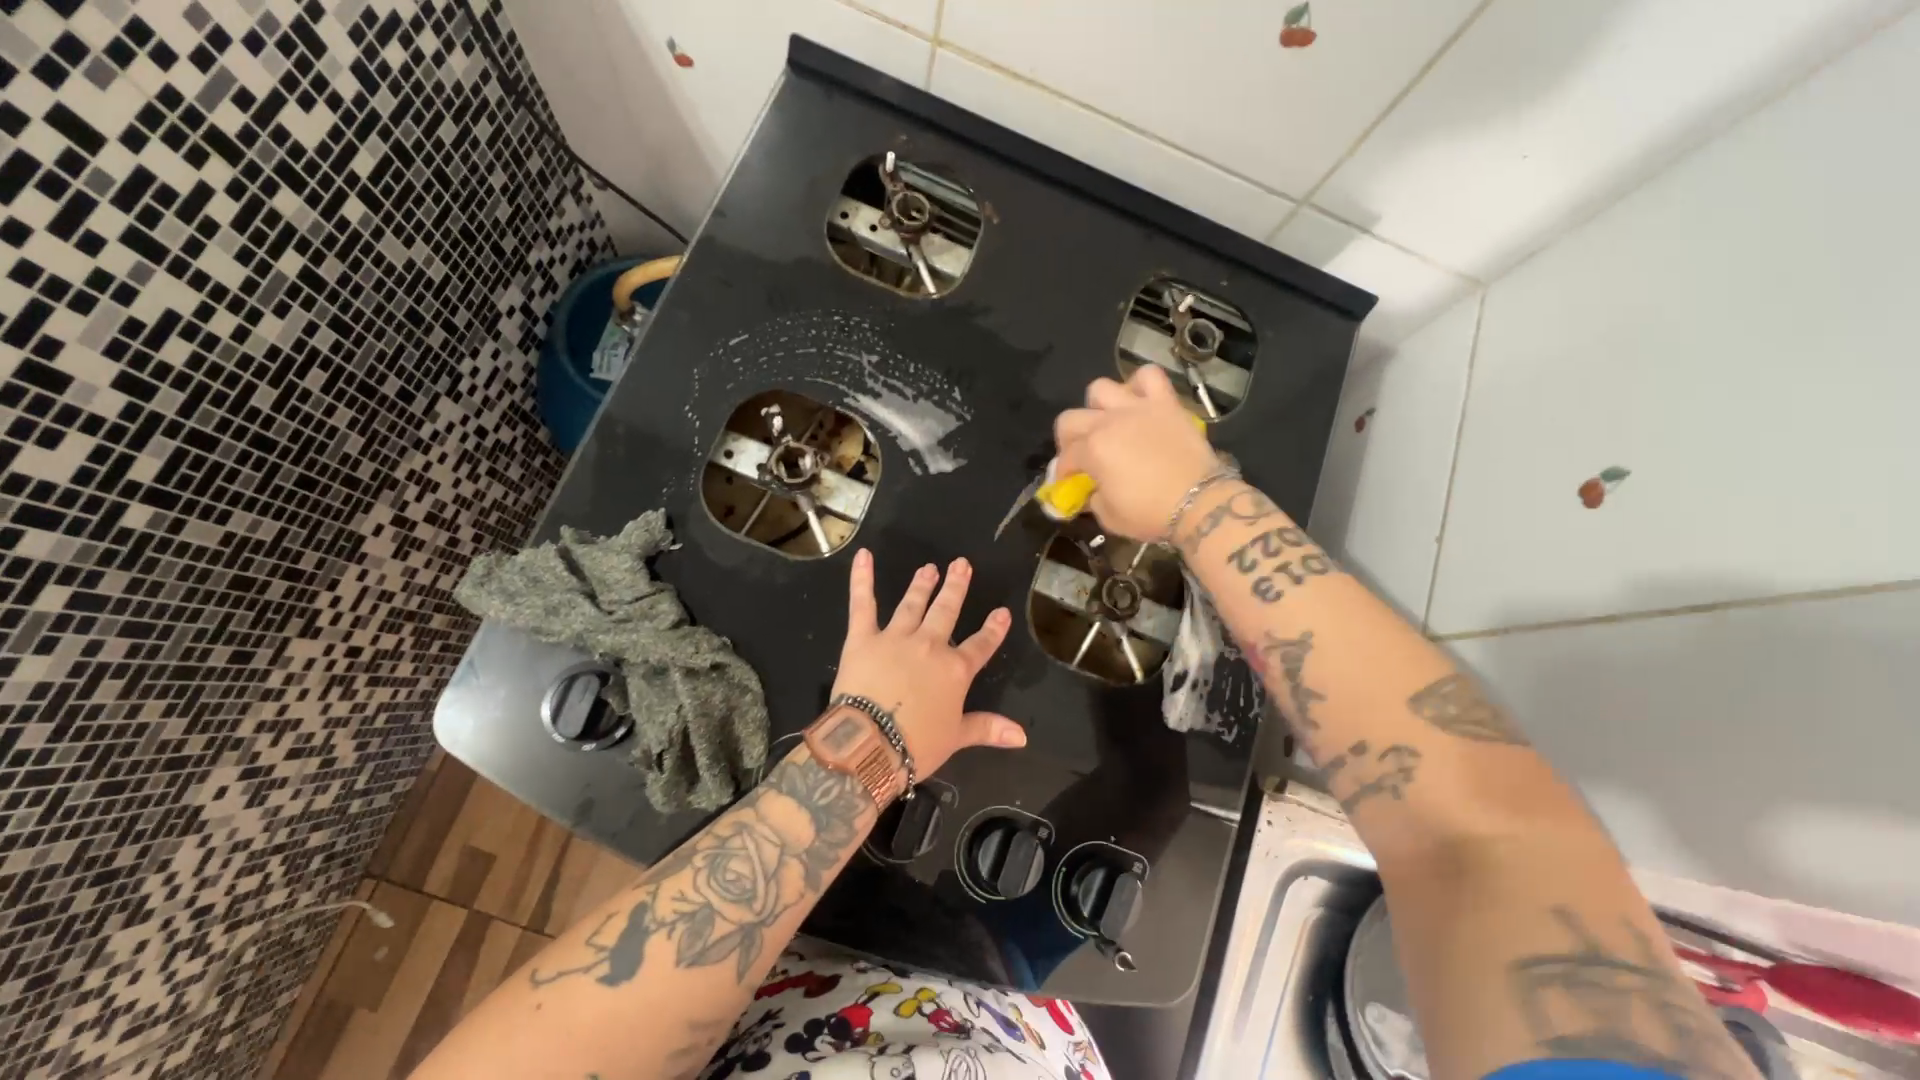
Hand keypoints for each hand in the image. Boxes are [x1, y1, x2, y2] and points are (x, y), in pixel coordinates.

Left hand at [831, 550, 1025, 776]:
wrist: (871, 744)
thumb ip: (987, 728)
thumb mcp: (956, 738)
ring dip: (921, 584)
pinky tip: (863, 556)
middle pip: (946, 612)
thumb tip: (1022, 735)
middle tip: (962, 565)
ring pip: (912, 604)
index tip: (1002, 613)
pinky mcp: (863, 638)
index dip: (993, 630)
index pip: (980, 646)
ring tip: (929, 568)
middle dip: (956, 587)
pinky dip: (862, 578)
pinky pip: (863, 604)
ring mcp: (896, 638)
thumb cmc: (916, 745)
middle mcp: (930, 646)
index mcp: (955, 671)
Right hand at [1053, 365, 1218, 540]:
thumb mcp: (1110, 517)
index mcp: (1093, 450)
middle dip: (1068, 439)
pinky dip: (1139, 384)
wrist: (1200, 502)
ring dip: (1098, 406)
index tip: (1066, 483)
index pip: (1066, 457)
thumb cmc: (1151, 513)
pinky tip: (1139, 401)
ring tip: (1108, 422)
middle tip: (1080, 454)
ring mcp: (1138, 407)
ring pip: (1101, 388)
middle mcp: (1109, 422)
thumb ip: (1093, 499)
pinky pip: (1149, 376)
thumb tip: (1090, 490)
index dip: (1062, 472)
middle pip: (1071, 418)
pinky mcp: (1165, 403)